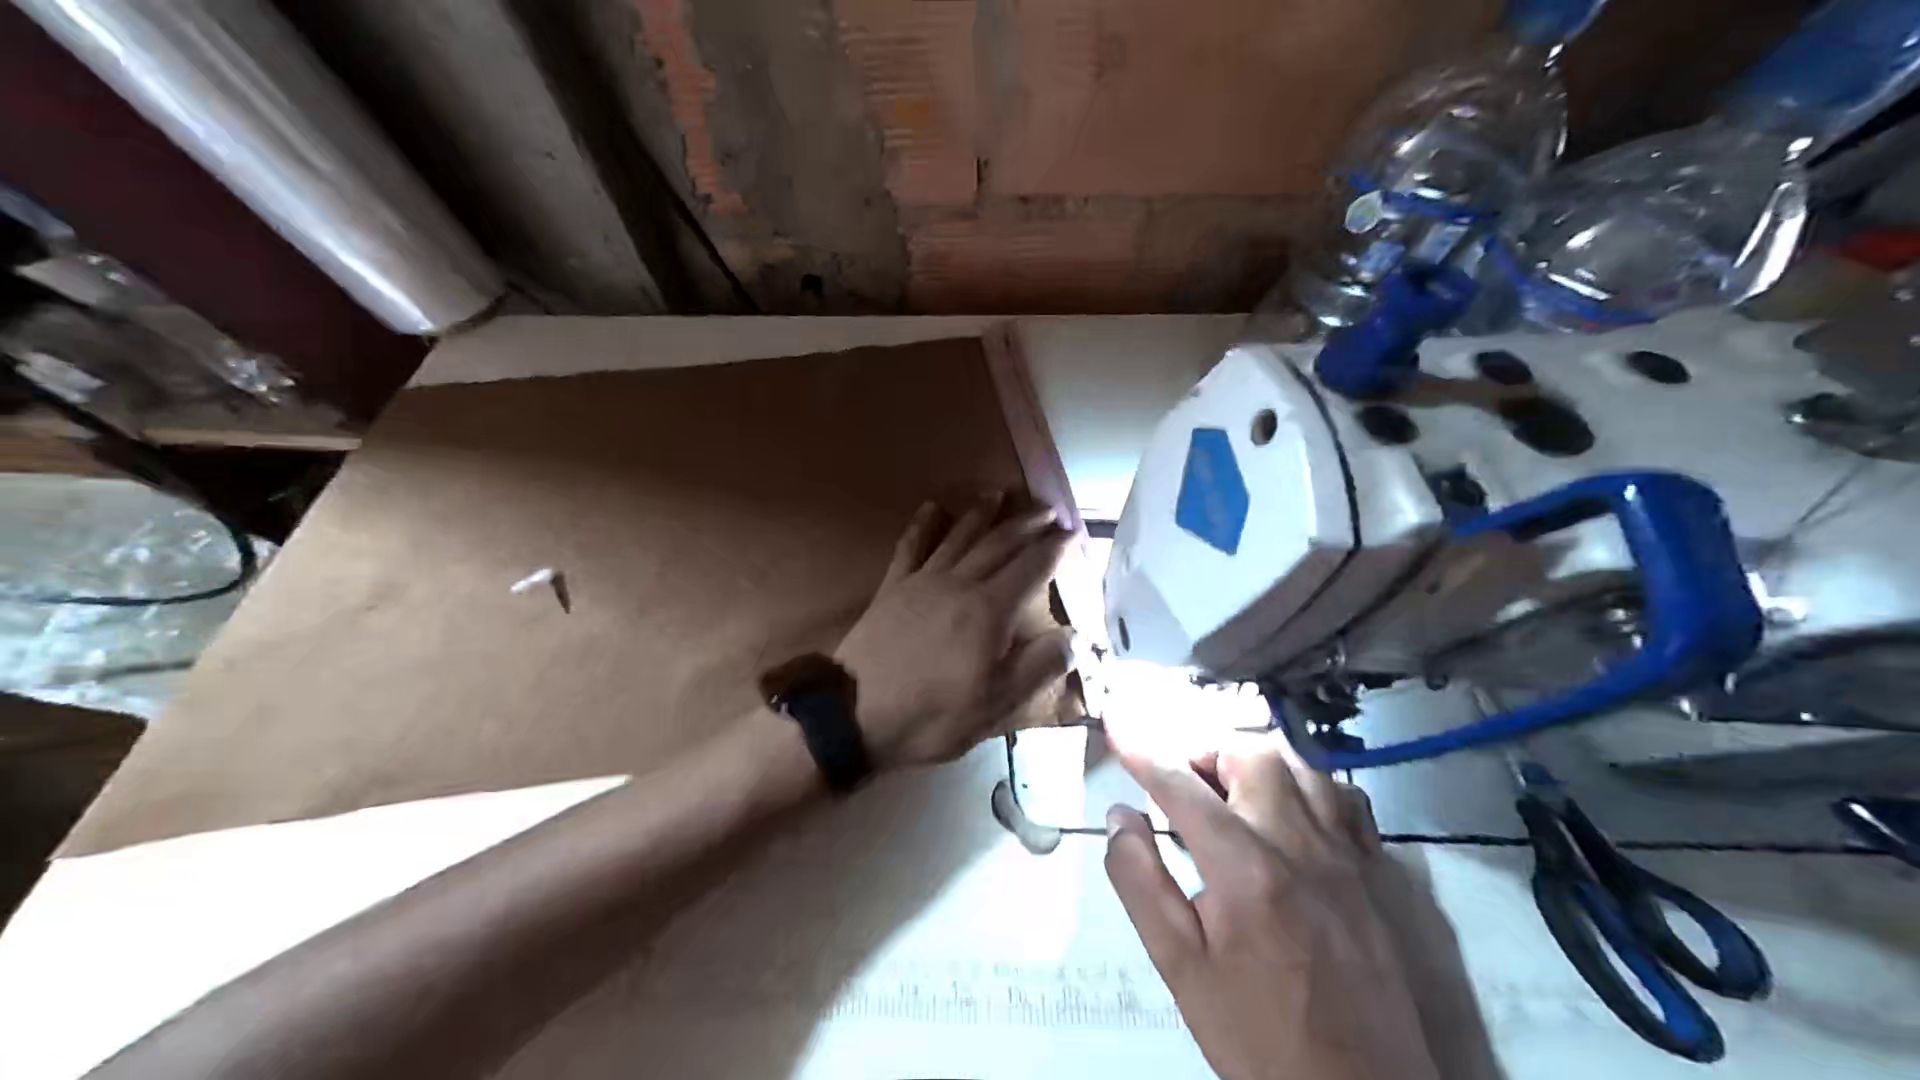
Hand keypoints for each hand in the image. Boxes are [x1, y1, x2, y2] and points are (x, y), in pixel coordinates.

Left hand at [835, 495, 1072, 768]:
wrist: (856, 713)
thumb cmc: (933, 715)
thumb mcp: (996, 704)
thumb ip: (1040, 666)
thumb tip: (1078, 637)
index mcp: (990, 611)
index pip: (1032, 568)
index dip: (1056, 549)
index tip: (1075, 534)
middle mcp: (959, 583)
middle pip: (999, 543)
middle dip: (1027, 524)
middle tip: (1048, 510)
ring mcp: (922, 580)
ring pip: (959, 536)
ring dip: (982, 513)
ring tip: (1000, 494)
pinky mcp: (893, 586)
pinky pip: (911, 546)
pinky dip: (924, 523)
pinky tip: (933, 508)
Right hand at [1103, 734, 1439, 1079]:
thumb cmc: (1257, 1035)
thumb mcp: (1179, 968)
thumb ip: (1140, 883)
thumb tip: (1120, 817)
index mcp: (1245, 869)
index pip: (1182, 787)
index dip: (1142, 750)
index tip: (1115, 722)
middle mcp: (1299, 846)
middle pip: (1250, 755)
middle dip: (1203, 748)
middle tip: (1177, 775)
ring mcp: (1345, 857)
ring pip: (1300, 765)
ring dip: (1253, 758)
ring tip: (1223, 783)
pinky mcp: (1374, 876)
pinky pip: (1344, 799)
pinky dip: (1306, 782)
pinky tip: (1286, 804)